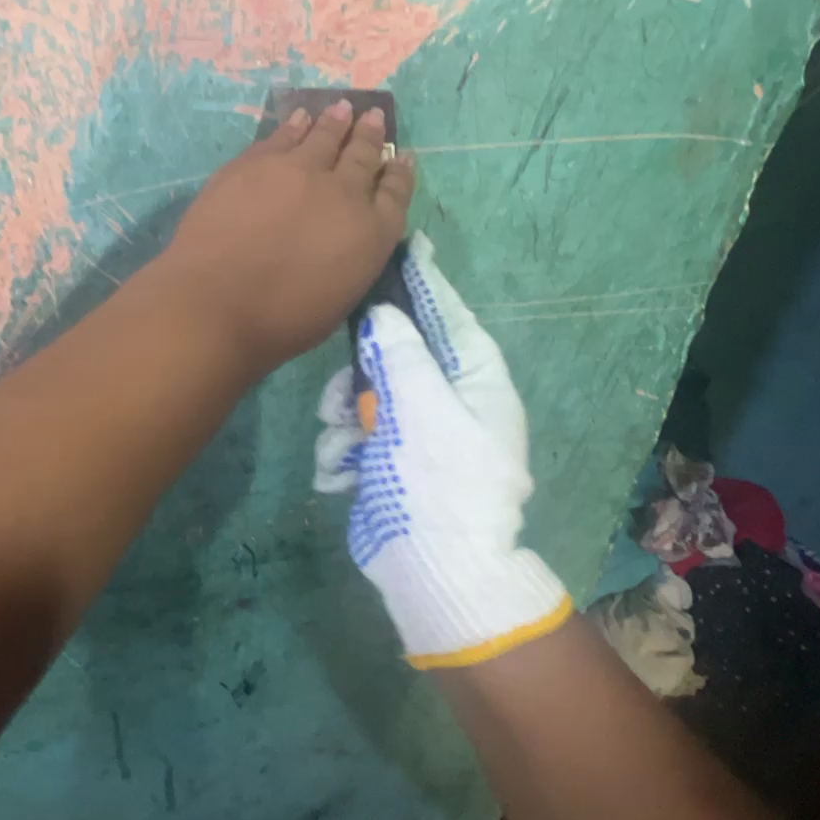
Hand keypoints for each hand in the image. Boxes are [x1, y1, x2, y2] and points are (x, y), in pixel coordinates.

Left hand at [158, 98, 415, 368]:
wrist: (216, 305)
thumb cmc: (281, 322)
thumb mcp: (339, 298)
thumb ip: (350, 258)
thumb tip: (347, 235)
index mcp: (370, 234)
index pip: (395, 194)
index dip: (400, 174)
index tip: (402, 157)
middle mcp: (342, 192)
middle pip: (362, 155)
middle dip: (370, 135)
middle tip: (374, 115)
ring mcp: (297, 171)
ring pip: (323, 136)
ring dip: (335, 121)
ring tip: (341, 108)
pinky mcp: (255, 163)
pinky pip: (282, 136)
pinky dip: (295, 126)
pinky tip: (298, 119)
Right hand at [312, 234, 570, 667]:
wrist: (433, 571)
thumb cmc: (439, 481)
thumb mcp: (421, 408)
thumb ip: (399, 354)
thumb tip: (384, 313)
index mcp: (476, 383)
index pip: (449, 318)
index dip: (424, 285)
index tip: (406, 248)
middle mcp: (451, 403)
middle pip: (396, 359)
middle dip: (362, 376)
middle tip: (344, 394)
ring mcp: (420, 437)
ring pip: (367, 398)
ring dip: (345, 420)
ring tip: (344, 445)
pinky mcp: (391, 464)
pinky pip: (358, 437)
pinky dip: (346, 453)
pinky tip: (344, 474)